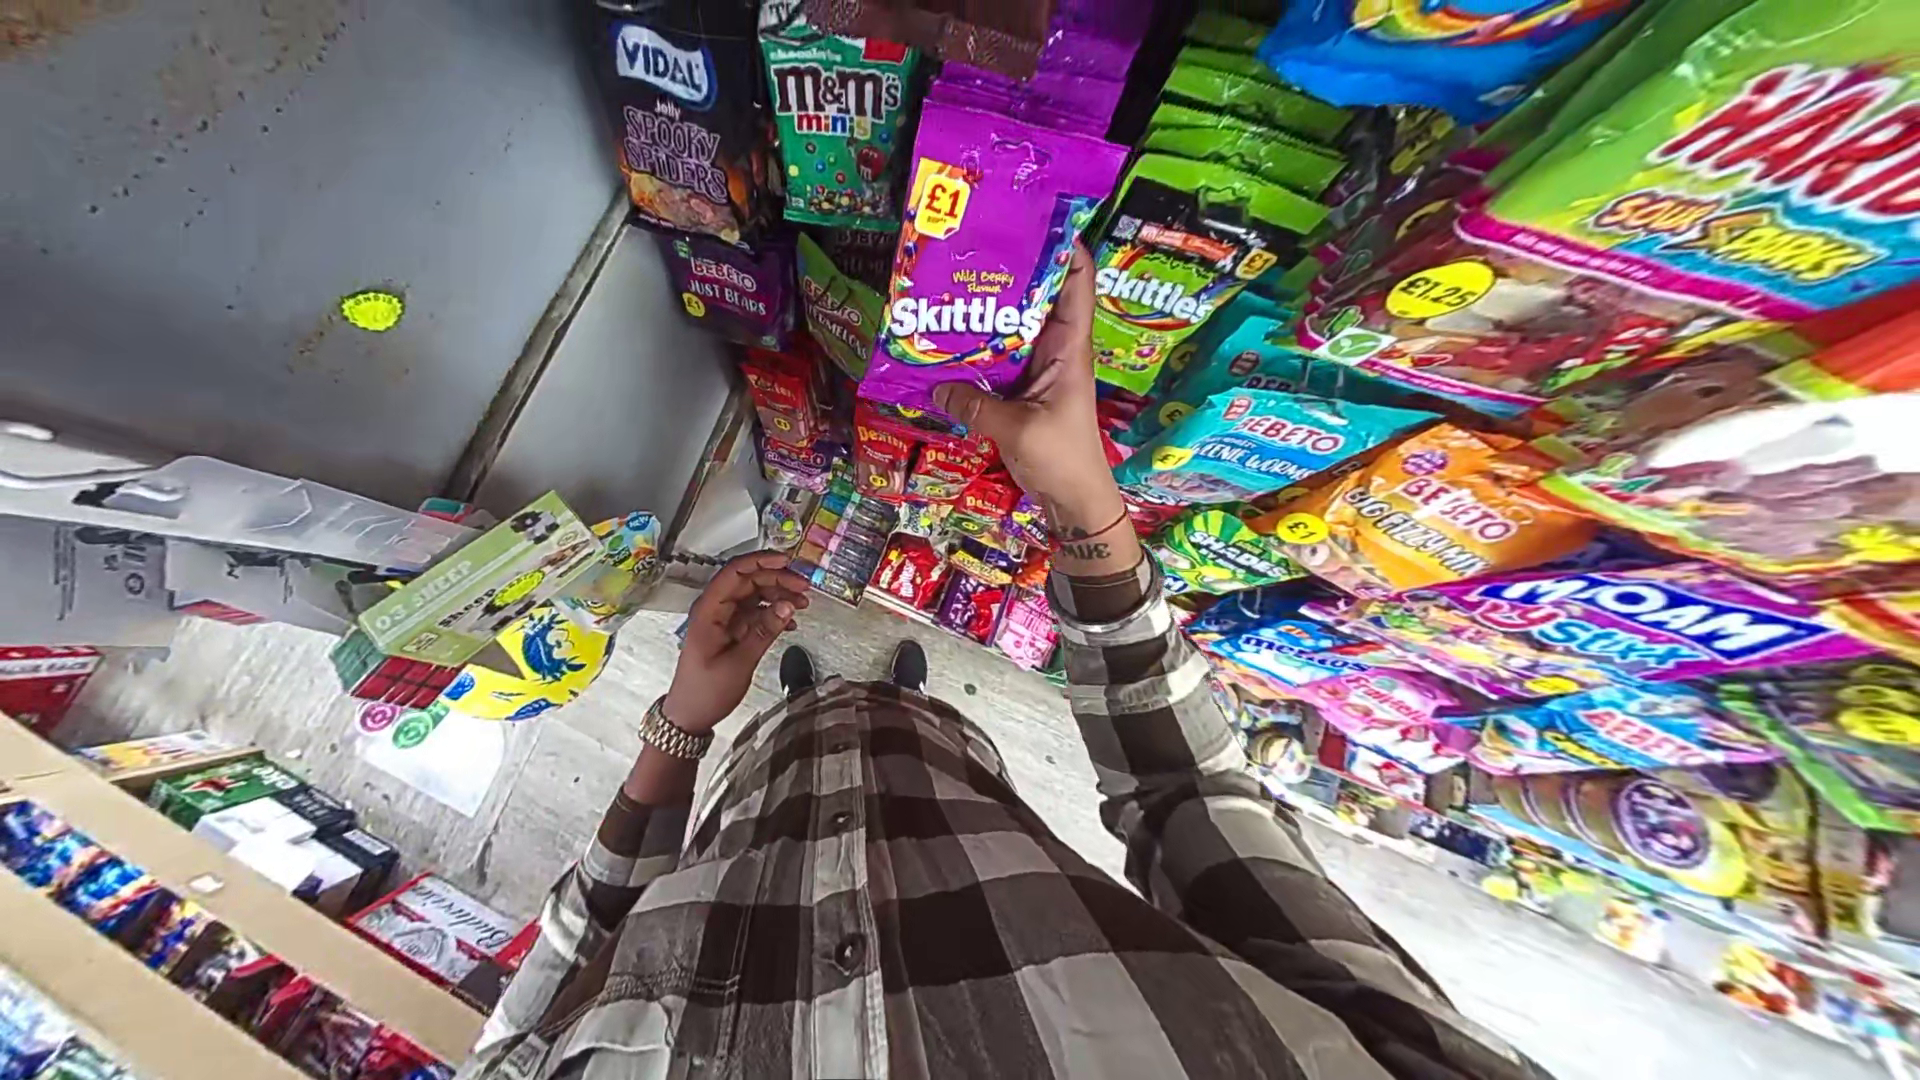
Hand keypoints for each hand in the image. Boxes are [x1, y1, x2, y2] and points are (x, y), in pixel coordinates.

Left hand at [662, 551, 810, 733]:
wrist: (691, 715)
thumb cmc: (706, 690)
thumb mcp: (739, 662)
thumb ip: (764, 631)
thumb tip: (788, 606)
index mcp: (709, 610)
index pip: (734, 572)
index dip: (761, 561)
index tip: (787, 561)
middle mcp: (717, 609)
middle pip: (749, 581)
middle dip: (778, 579)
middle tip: (805, 587)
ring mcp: (726, 619)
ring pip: (756, 595)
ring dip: (780, 595)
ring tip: (803, 603)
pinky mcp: (734, 630)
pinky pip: (757, 612)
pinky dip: (775, 613)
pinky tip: (792, 622)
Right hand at [933, 244, 1139, 574]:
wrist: (1074, 500)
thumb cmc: (1061, 460)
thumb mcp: (1017, 431)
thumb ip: (975, 406)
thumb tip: (936, 385)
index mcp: (1068, 347)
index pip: (1076, 281)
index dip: (1061, 244)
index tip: (1028, 218)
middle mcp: (1054, 350)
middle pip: (1036, 298)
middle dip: (1007, 274)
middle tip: (966, 253)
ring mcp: (1037, 372)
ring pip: (1012, 331)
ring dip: (986, 316)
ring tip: (947, 292)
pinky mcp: (1022, 394)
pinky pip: (997, 365)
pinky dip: (976, 356)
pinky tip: (946, 349)